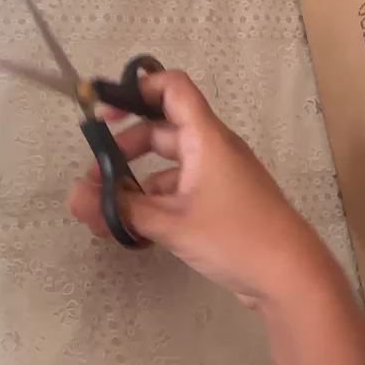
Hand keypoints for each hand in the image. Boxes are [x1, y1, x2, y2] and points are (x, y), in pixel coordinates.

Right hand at [66, 70, 334, 306]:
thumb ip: (121, 210)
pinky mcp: (217, 205)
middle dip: (122, 152)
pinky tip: (132, 230)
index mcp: (205, 139)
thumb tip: (76, 200)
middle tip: (92, 178)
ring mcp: (215, 178)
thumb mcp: (171, 224)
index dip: (136, 91)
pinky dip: (152, 205)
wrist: (288, 274)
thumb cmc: (234, 237)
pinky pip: (177, 193)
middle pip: (159, 133)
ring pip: (165, 169)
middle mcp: (211, 150)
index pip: (172, 89)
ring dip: (133, 186)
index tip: (103, 114)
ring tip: (103, 215)